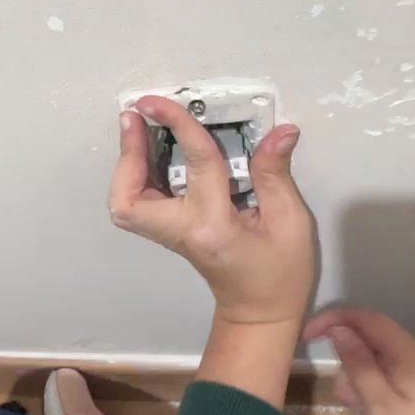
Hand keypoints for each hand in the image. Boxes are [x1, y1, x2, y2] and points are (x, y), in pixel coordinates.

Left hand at [108, 96, 314, 326]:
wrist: (259, 313)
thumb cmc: (279, 274)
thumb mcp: (290, 221)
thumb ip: (274, 174)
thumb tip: (279, 131)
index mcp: (212, 225)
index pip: (194, 165)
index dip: (179, 126)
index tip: (161, 101)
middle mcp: (181, 231)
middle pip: (128, 197)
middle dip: (127, 153)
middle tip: (135, 118)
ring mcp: (170, 236)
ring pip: (125, 202)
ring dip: (127, 163)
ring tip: (140, 128)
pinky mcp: (170, 233)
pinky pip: (138, 203)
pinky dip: (137, 175)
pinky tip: (153, 152)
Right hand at [303, 307, 414, 414]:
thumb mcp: (377, 405)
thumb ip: (358, 363)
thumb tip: (339, 329)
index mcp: (412, 354)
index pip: (367, 319)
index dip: (334, 320)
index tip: (306, 337)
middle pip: (369, 344)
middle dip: (350, 370)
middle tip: (352, 404)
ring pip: (375, 365)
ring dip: (361, 388)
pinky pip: (387, 382)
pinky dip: (374, 397)